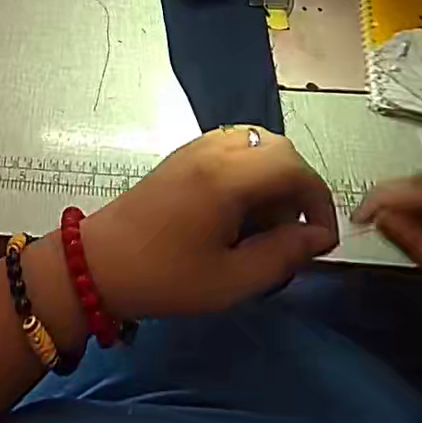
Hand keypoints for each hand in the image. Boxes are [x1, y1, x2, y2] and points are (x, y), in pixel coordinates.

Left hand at [75, 126, 338, 319]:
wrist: (100, 261)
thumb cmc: (166, 276)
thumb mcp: (231, 279)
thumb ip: (282, 254)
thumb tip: (319, 237)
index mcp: (227, 176)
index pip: (293, 166)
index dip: (319, 199)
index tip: (321, 239)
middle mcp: (214, 149)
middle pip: (279, 148)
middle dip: (298, 187)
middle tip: (290, 233)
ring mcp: (196, 146)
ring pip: (257, 143)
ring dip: (275, 176)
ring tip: (264, 223)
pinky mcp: (185, 153)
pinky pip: (234, 146)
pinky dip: (251, 170)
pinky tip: (240, 208)